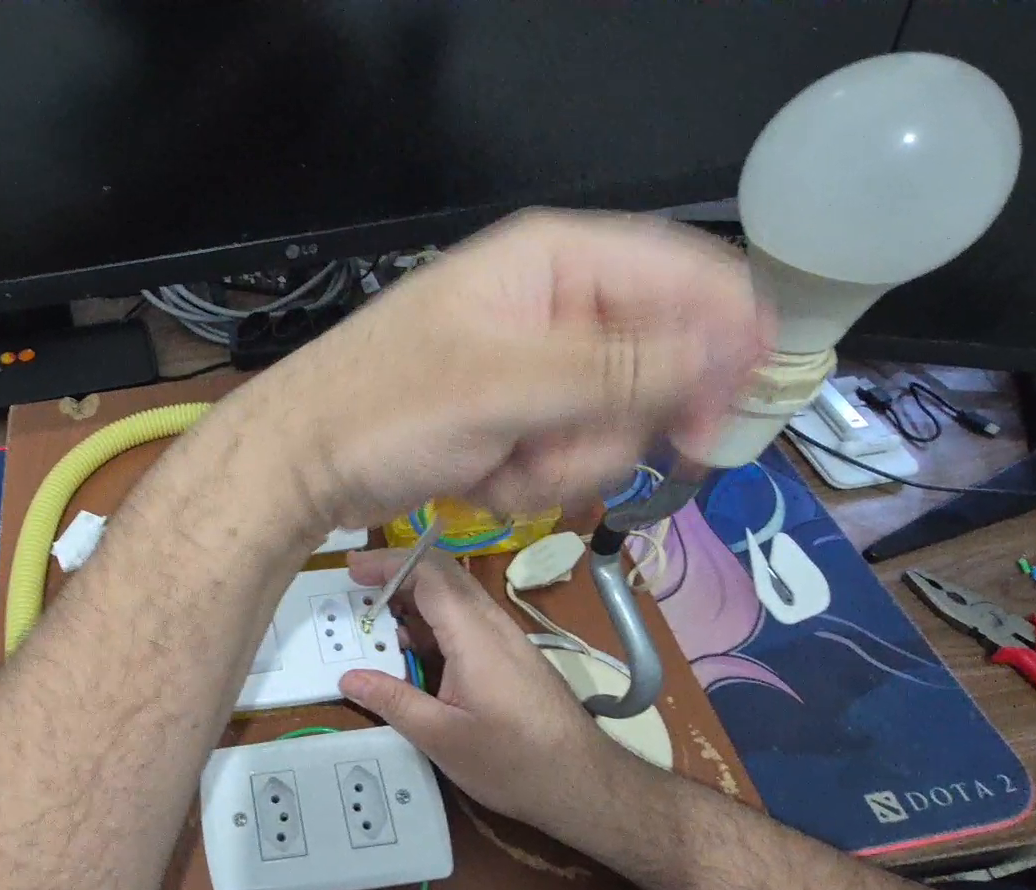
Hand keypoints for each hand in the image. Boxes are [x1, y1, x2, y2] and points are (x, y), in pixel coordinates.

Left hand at [221, 210, 769, 531]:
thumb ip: (625, 368)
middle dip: (606, 429)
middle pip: (657, 367)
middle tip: (553, 450)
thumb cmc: (381, 411)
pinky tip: (481, 476)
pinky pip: (566, 454)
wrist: (300, 465)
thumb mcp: (507, 385)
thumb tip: (736, 348)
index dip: (722, 341)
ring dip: (561, 464)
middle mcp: (551, 309)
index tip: (722, 413)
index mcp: (554, 263)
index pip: (686, 277)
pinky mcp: (514, 420)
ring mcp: (532, 370)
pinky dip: (530, 479)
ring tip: (498, 464)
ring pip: (612, 425)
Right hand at [336, 547, 625, 827]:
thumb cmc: (514, 762)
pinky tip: (410, 652)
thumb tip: (348, 677)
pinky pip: (465, 622)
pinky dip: (430, 623)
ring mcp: (504, 639)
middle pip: (443, 577)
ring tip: (374, 624)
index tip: (351, 569)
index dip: (388, 564)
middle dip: (396, 574)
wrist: (585, 784)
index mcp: (475, 636)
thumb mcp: (442, 739)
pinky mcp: (509, 656)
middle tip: (355, 588)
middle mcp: (492, 626)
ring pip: (454, 599)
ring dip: (412, 601)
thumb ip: (393, 702)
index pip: (430, 575)